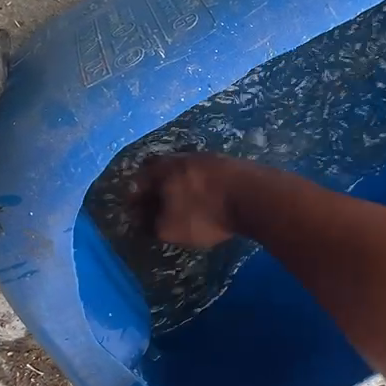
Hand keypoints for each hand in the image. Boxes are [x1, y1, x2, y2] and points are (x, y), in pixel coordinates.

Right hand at [130, 153, 247, 248]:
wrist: (252, 196)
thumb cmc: (205, 214)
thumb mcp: (170, 229)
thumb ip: (152, 224)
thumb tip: (144, 220)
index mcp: (161, 170)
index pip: (137, 182)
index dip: (134, 200)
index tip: (135, 212)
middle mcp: (180, 157)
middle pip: (160, 170)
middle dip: (154, 187)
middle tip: (155, 205)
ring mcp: (205, 157)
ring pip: (183, 169)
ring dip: (177, 184)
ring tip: (180, 202)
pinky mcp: (226, 162)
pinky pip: (203, 173)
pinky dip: (198, 184)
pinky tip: (204, 196)